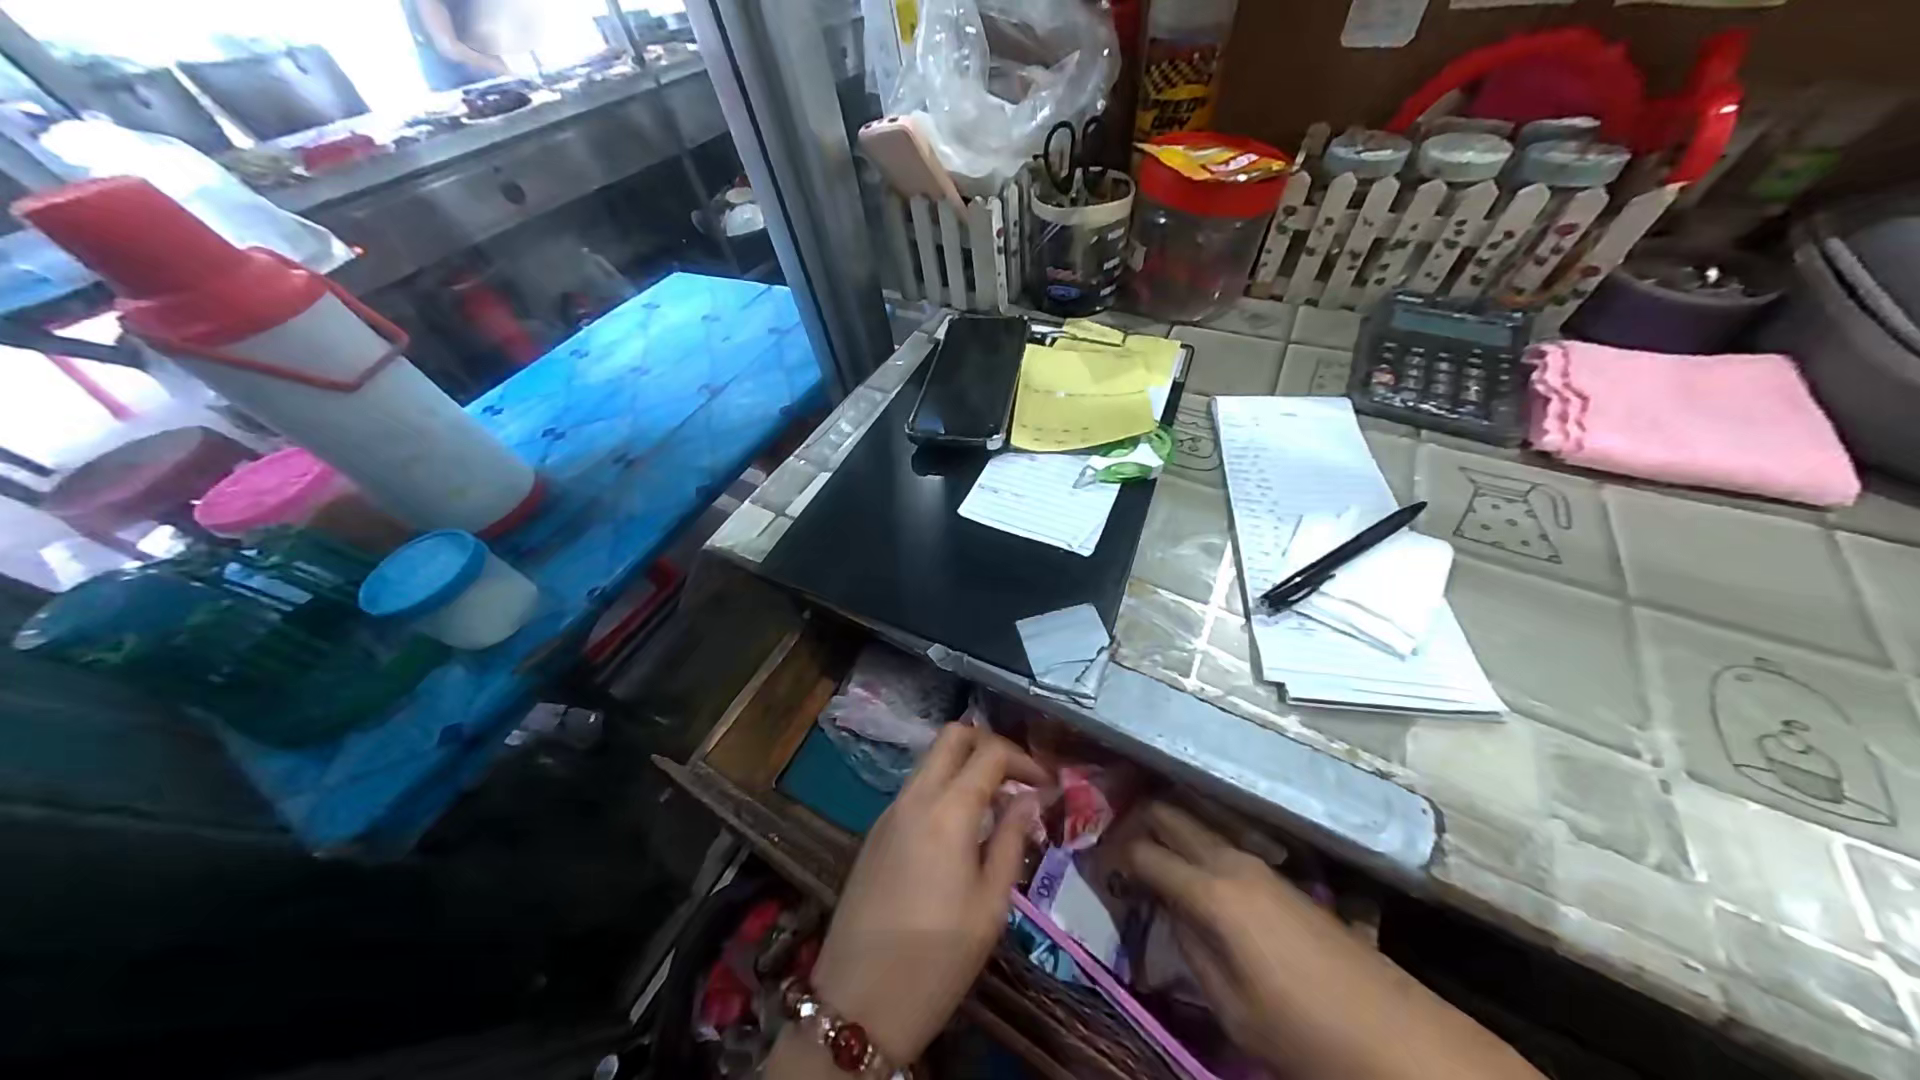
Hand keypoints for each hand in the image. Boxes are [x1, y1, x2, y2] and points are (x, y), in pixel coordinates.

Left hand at [808, 725, 1046, 1062]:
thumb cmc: (938, 957)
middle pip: (952, 737)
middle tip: (1018, 779)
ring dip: (964, 766)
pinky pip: (915, 789)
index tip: (1047, 786)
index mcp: (947, 811)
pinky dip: (943, 788)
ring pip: (930, 760)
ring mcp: (889, 812)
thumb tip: (1030, 798)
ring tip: (996, 804)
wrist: (859, 1002)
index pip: (989, 752)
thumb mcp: (991, 903)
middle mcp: (914, 797)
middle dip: (990, 744)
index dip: (1024, 759)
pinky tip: (961, 827)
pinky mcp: (876, 832)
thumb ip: (1012, 839)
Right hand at [1119, 802, 1541, 1079]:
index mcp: (1212, 893)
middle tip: (1112, 838)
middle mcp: (1233, 862)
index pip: (1145, 852)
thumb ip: (1190, 949)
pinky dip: (1197, 845)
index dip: (1113, 852)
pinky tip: (1192, 870)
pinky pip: (1224, 844)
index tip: (1092, 859)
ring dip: (1169, 829)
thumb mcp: (1230, 1007)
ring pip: (1200, 824)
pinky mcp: (1283, 877)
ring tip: (1145, 847)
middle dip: (1137, 819)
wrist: (1398, 1036)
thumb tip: (1169, 912)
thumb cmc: (1302, 1031)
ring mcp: (1262, 864)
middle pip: (1172, 817)